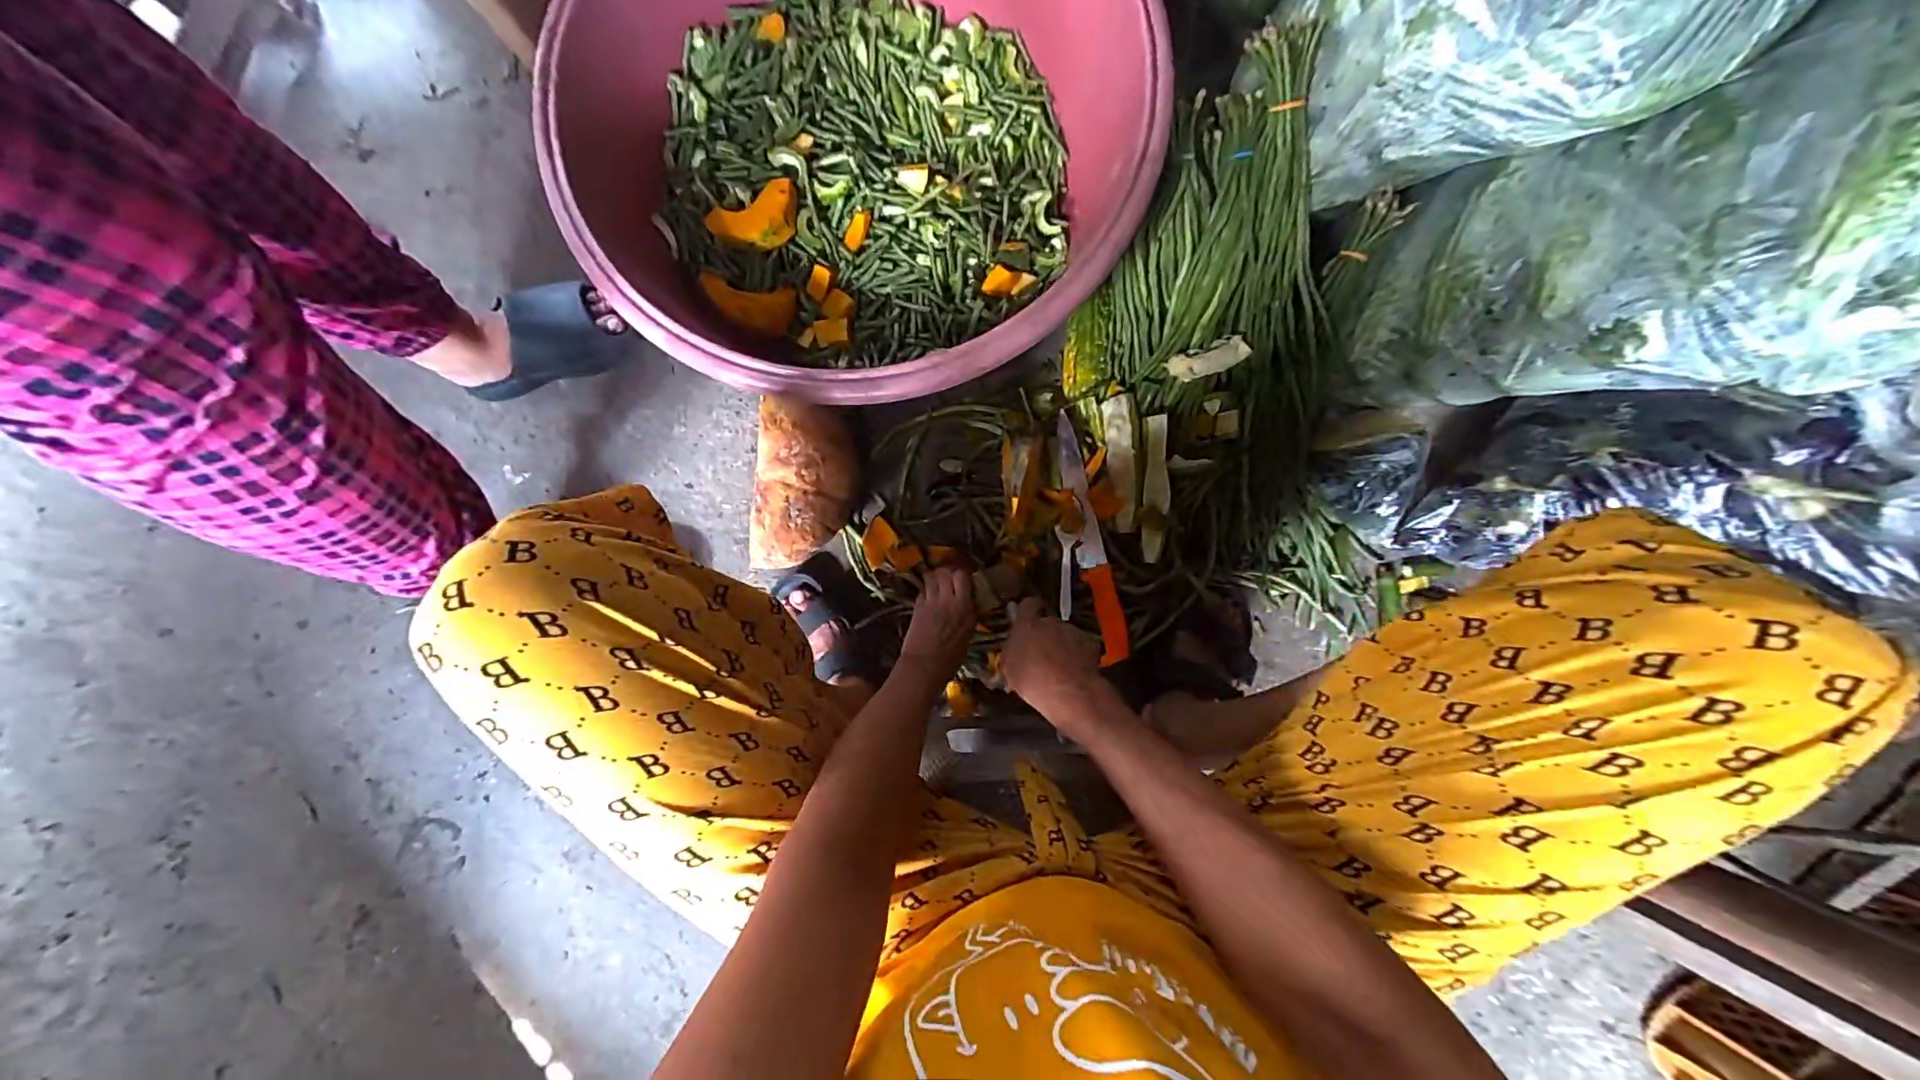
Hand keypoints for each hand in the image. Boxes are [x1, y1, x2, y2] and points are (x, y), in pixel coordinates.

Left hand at [898, 567, 972, 676]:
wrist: (925, 665)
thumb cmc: (951, 656)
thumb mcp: (968, 632)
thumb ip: (967, 613)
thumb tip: (967, 601)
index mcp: (965, 608)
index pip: (963, 576)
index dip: (961, 574)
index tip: (961, 578)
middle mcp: (949, 600)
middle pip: (946, 572)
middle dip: (946, 571)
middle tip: (947, 577)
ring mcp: (932, 602)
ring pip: (932, 577)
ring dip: (934, 577)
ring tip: (936, 583)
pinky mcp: (918, 606)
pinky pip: (923, 590)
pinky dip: (926, 590)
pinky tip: (928, 597)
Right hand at [1003, 598, 1104, 724]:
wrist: (1069, 692)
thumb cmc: (1032, 681)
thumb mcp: (1011, 669)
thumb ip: (1012, 651)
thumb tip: (1014, 644)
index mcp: (1027, 626)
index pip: (1028, 605)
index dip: (1029, 610)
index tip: (1030, 619)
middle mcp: (1050, 623)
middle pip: (1048, 624)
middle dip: (1047, 636)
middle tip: (1045, 656)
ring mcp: (1072, 631)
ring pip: (1066, 635)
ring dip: (1063, 646)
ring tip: (1063, 668)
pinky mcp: (1090, 642)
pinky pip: (1082, 646)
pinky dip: (1080, 655)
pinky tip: (1077, 672)